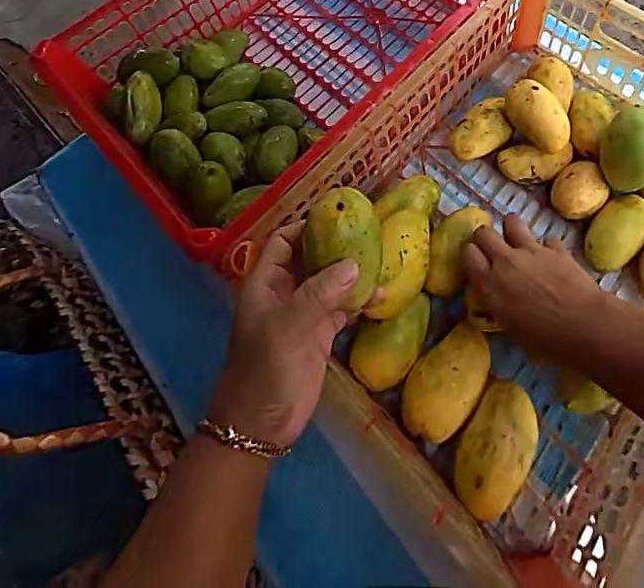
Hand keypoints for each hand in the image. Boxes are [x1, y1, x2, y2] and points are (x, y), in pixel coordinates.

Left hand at [208, 220, 360, 448]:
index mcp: (266, 282)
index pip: (284, 241)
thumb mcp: (289, 326)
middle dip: (336, 246)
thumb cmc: (264, 368)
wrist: (260, 425)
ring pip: (330, 282)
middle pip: (311, 258)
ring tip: (382, 259)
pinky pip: (342, 308)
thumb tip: (355, 264)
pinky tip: (380, 296)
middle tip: (369, 232)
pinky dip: (359, 301)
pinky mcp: (319, 334)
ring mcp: (303, 313)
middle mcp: (285, 292)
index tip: (336, 217)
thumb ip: (320, 293)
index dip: (305, 226)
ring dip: (352, 273)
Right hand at [463, 214, 611, 362]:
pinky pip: (547, 239)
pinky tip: (553, 259)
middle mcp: (506, 262)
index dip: (472, 255)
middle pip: (484, 233)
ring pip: (512, 221)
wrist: (585, 326)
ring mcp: (532, 251)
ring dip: (512, 229)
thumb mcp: (512, 328)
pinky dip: (548, 248)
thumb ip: (500, 305)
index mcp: (491, 285)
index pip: (469, 254)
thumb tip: (500, 298)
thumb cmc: (547, 340)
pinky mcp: (556, 248)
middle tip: (494, 248)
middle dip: (486, 237)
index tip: (477, 261)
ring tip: (518, 241)